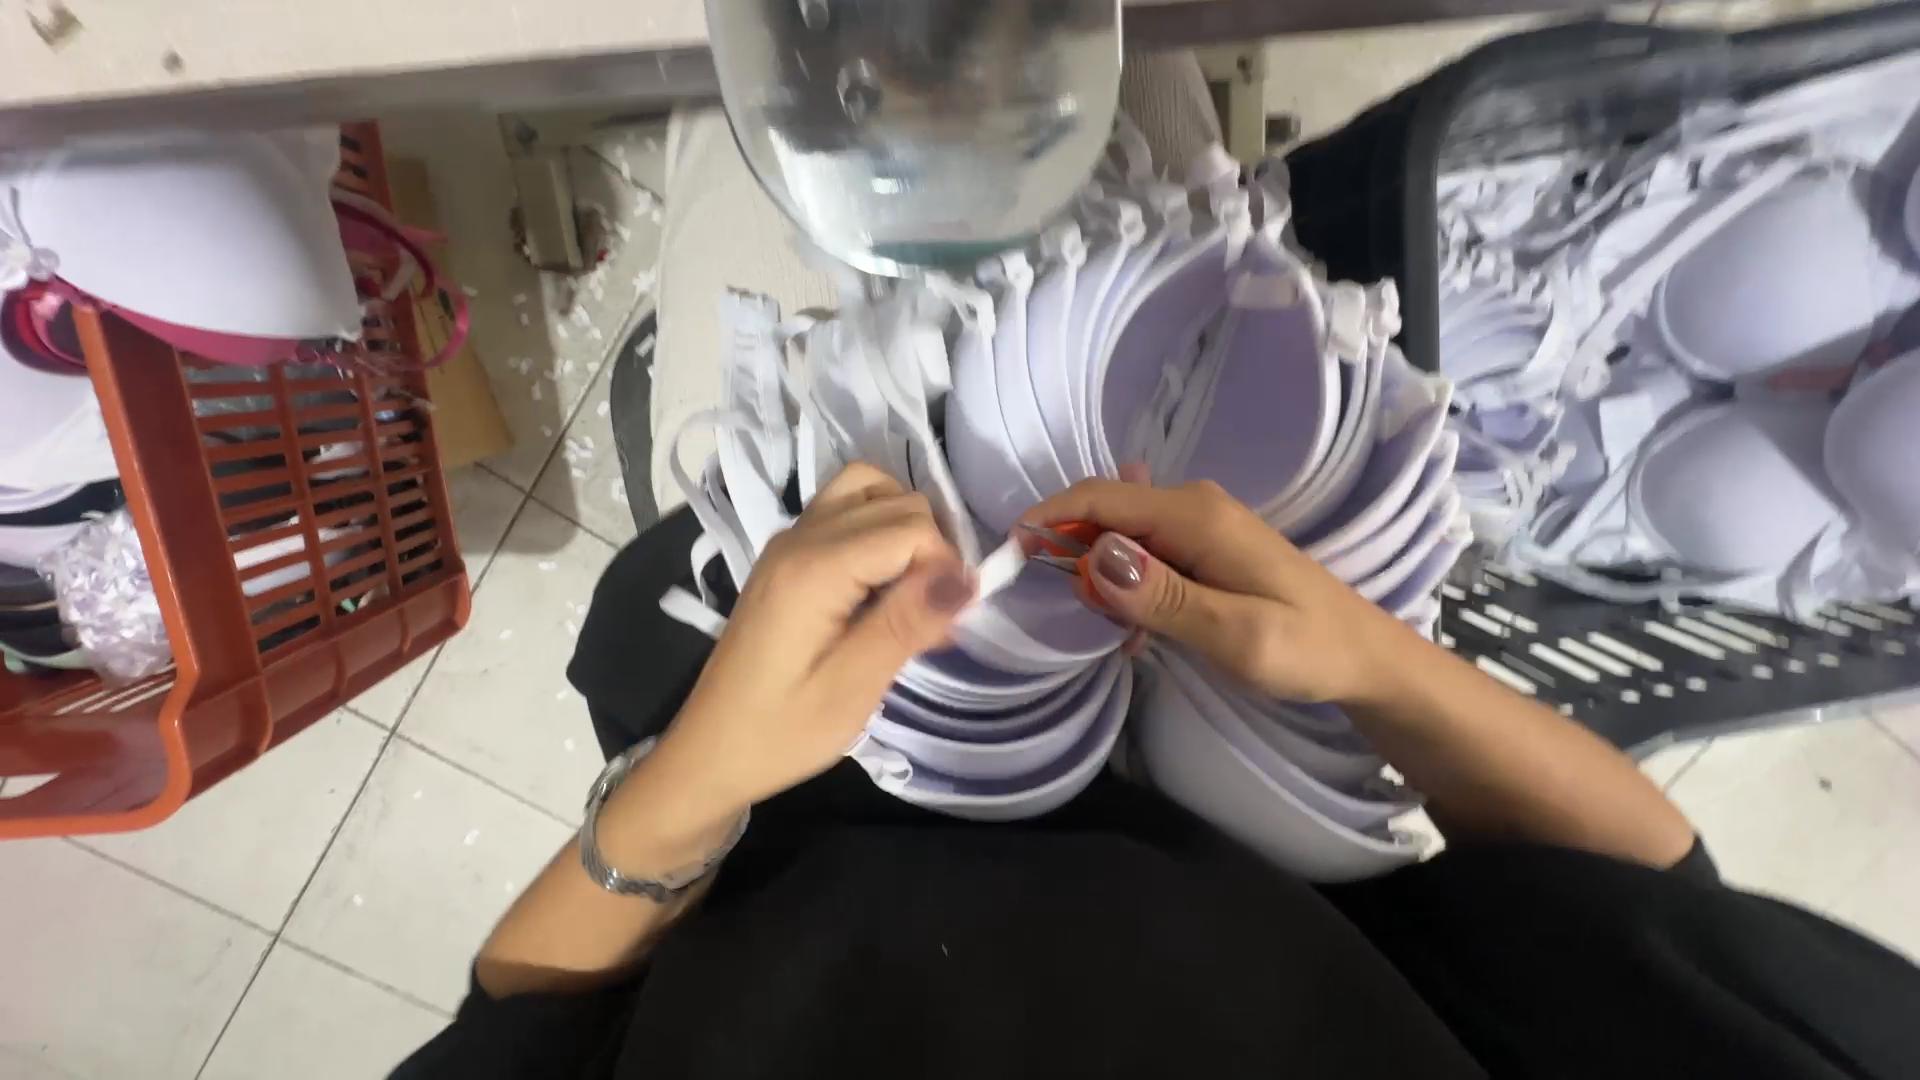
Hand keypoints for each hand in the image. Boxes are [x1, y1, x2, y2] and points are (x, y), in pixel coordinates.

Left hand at [648, 463, 973, 814]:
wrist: (713, 750)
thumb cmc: (782, 731)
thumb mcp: (852, 689)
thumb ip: (906, 622)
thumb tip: (965, 576)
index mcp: (813, 569)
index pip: (911, 527)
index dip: (943, 567)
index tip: (944, 623)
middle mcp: (800, 537)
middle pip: (897, 501)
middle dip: (931, 549)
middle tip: (934, 617)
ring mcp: (790, 540)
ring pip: (871, 488)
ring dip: (907, 527)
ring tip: (915, 588)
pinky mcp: (788, 554)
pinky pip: (847, 508)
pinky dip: (880, 527)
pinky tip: (884, 581)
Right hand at [1020, 476, 1413, 705]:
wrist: (1366, 658)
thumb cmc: (1308, 648)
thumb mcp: (1236, 634)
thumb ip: (1163, 597)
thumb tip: (1095, 557)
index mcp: (1195, 516)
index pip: (1101, 498)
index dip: (1049, 518)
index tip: (1011, 553)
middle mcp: (1191, 507)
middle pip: (1105, 514)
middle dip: (1076, 557)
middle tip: (1086, 616)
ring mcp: (1197, 526)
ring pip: (1119, 537)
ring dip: (1103, 581)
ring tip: (1125, 633)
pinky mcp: (1202, 548)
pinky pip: (1142, 557)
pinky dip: (1127, 589)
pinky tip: (1142, 630)